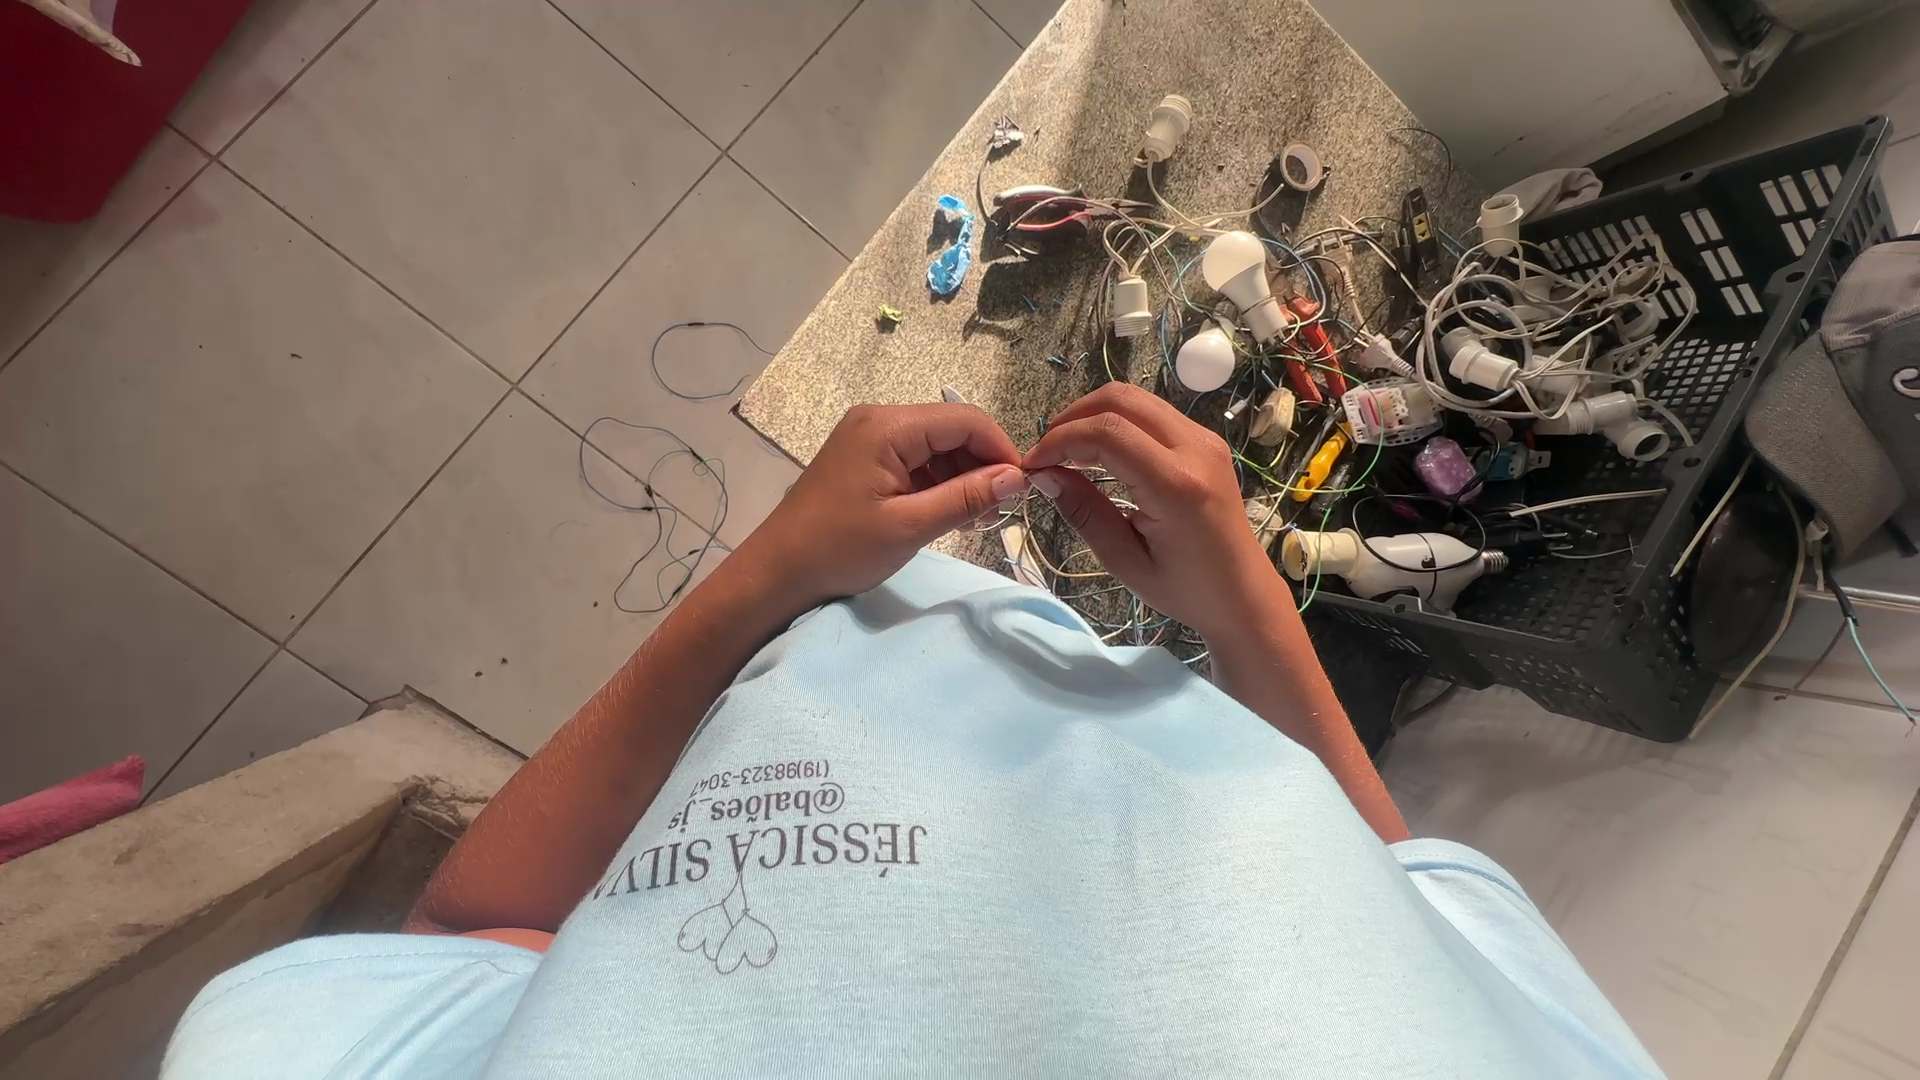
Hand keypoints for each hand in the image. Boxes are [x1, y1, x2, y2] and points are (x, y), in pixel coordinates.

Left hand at [735, 403, 1026, 607]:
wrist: (778, 572)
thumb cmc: (840, 550)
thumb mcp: (909, 527)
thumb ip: (966, 498)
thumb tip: (1017, 478)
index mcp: (887, 427)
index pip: (964, 420)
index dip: (1000, 449)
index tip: (1022, 488)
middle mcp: (879, 420)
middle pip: (951, 429)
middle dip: (982, 465)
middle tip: (998, 511)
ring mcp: (869, 438)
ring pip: (936, 446)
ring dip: (962, 477)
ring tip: (975, 518)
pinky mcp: (865, 458)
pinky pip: (915, 460)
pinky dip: (938, 483)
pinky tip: (948, 512)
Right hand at [1021, 383, 1288, 641]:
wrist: (1243, 595)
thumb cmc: (1185, 590)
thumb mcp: (1124, 561)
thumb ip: (1085, 512)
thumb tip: (1044, 475)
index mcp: (1177, 486)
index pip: (1107, 434)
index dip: (1060, 441)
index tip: (1034, 466)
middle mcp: (1196, 449)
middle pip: (1120, 400)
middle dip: (1072, 418)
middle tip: (1047, 452)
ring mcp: (1205, 439)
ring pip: (1136, 398)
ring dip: (1093, 416)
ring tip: (1067, 451)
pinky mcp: (1205, 441)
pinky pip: (1151, 412)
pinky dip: (1115, 421)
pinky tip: (1098, 452)